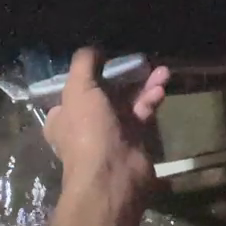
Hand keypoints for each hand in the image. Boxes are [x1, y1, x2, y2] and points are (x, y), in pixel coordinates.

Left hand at [43, 49, 170, 210]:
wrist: (113, 175)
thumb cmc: (87, 130)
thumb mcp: (78, 89)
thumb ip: (84, 63)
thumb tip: (95, 49)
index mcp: (63, 116)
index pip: (73, 89)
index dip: (88, 73)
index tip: (105, 57)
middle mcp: (86, 123)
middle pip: (105, 91)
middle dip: (123, 75)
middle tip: (138, 60)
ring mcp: (112, 131)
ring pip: (128, 100)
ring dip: (143, 83)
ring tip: (160, 69)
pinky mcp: (135, 138)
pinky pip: (143, 112)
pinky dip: (152, 97)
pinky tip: (162, 84)